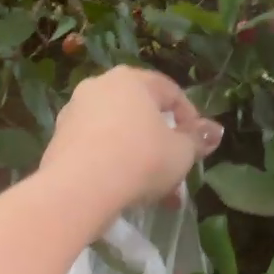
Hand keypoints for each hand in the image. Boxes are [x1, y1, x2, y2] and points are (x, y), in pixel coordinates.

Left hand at [39, 66, 222, 211]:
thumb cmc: (140, 159)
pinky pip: (97, 148)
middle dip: (164, 146)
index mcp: (131, 80)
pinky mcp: (59, 139)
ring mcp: (75, 112)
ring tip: (157, 193)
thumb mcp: (181, 152)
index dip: (191, 120)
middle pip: (142, 114)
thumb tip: (214, 131)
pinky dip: (115, 165)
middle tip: (178, 174)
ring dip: (141, 159)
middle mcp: (99, 87)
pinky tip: (128, 193)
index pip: (170, 92)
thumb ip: (197, 140)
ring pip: (119, 134)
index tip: (198, 146)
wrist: (78, 188)